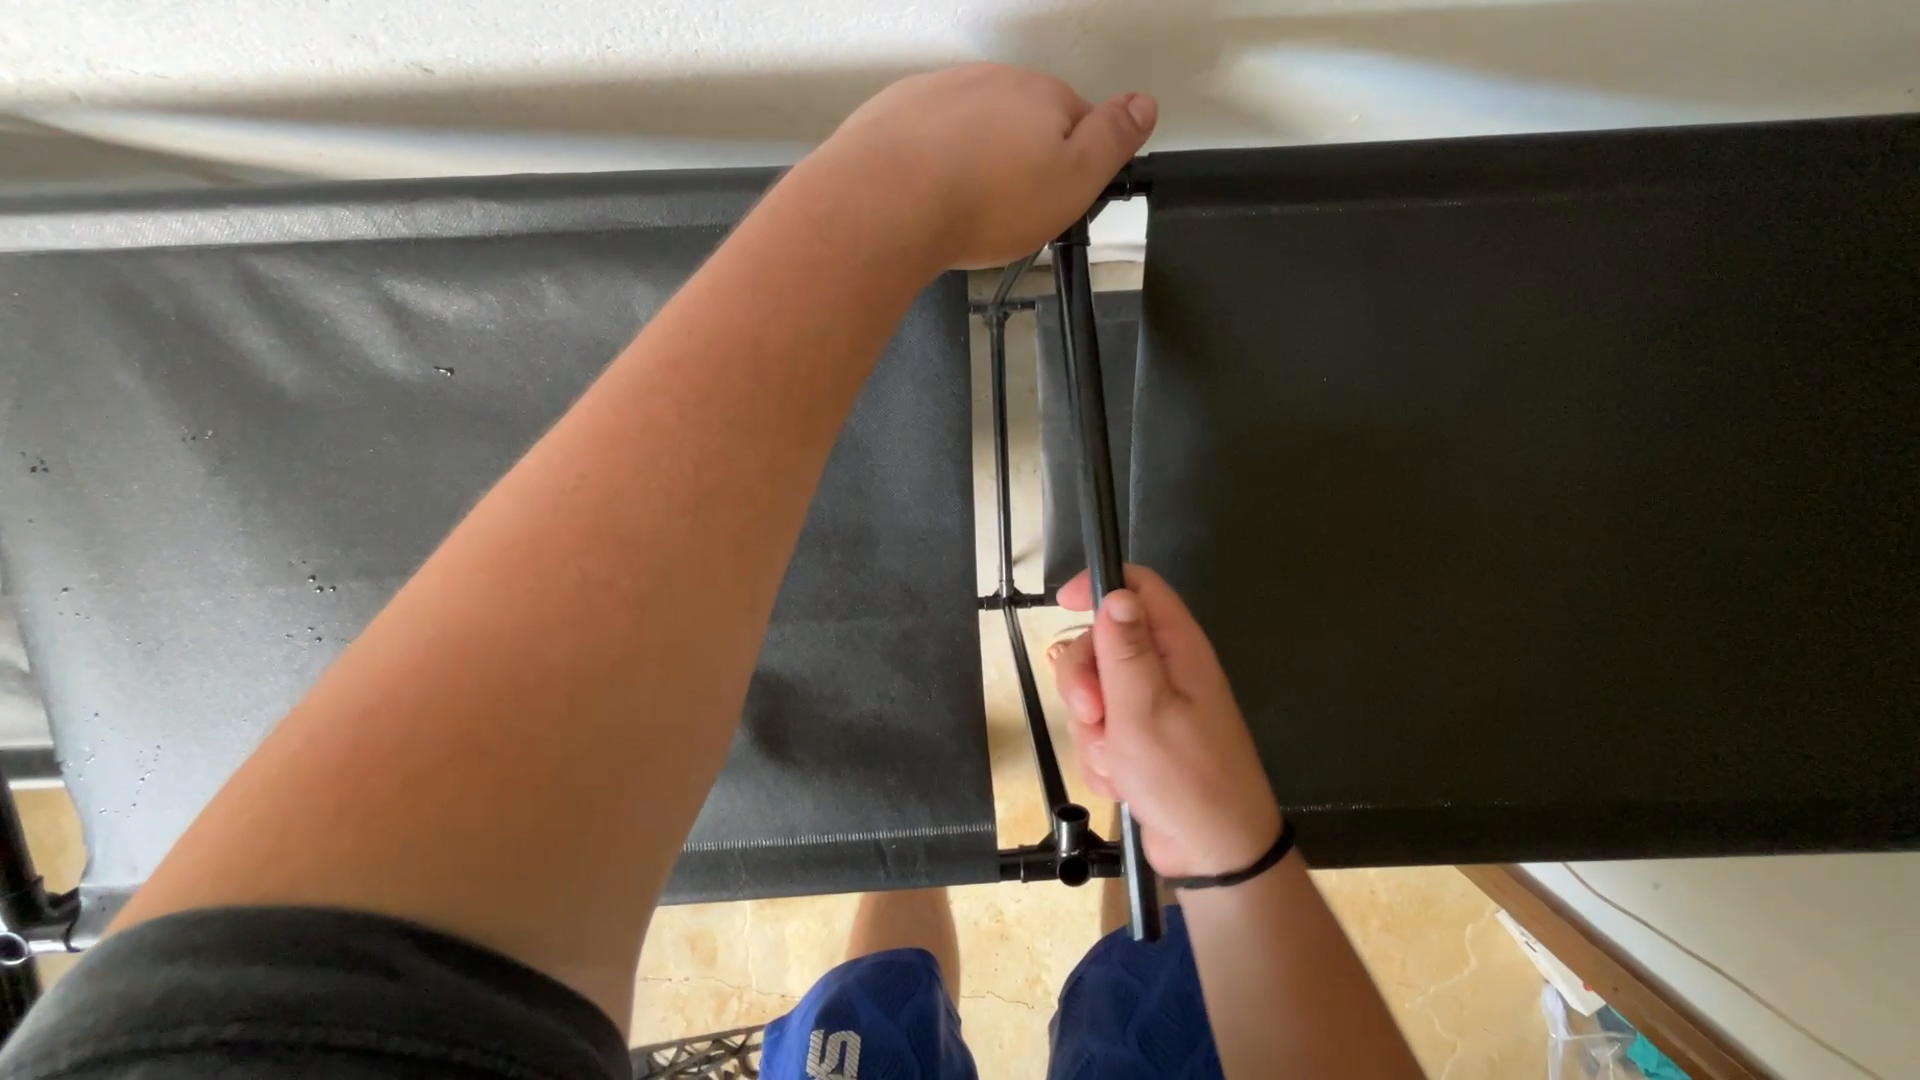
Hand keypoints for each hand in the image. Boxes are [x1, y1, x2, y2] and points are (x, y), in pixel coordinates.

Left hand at [804, 63, 1155, 268]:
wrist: (889, 204)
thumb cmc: (980, 201)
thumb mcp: (1075, 181)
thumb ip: (1114, 141)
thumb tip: (1144, 106)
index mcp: (1043, 96)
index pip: (1078, 123)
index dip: (1073, 168)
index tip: (1058, 201)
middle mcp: (992, 82)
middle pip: (1022, 124)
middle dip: (1021, 165)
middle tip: (1010, 215)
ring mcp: (940, 94)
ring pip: (973, 132)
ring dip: (975, 165)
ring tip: (966, 212)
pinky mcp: (896, 116)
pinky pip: (929, 143)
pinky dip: (933, 168)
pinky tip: (931, 201)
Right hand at [1049, 566, 1282, 879]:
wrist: (1211, 854)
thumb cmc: (1183, 777)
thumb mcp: (1144, 709)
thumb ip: (1124, 649)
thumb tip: (1116, 593)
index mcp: (1176, 647)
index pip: (1136, 586)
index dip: (1097, 586)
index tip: (1059, 606)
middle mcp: (1164, 669)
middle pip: (1101, 643)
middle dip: (1083, 681)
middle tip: (1092, 714)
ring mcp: (1151, 706)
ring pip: (1094, 692)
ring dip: (1092, 730)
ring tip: (1117, 761)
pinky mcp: (1140, 739)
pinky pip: (1100, 731)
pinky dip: (1102, 756)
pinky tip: (1121, 780)